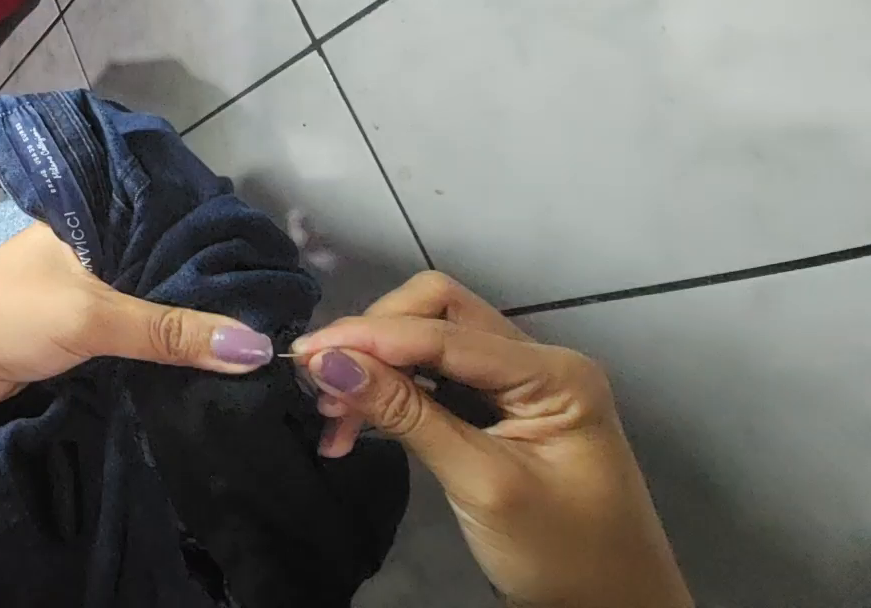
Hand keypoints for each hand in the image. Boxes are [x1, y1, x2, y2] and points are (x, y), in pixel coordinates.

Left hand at [0, 221, 276, 417]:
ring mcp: (83, 282)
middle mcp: (90, 241)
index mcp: (90, 215)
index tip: (272, 264)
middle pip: (161, 259)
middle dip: (206, 284)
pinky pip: (132, 325)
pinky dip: (161, 338)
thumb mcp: (92, 316)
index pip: (166, 217)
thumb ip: (169, 331)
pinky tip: (204, 353)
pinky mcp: (78, 322)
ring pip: (148, 295)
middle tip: (275, 306)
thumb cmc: (10, 313)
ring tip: (255, 330)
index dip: (213, 239)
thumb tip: (260, 347)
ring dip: (185, 315)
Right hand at [291, 273, 691, 607]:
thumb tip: (326, 361)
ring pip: (420, 337)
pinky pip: (424, 370)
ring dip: (371, 364)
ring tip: (332, 409)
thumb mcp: (481, 484)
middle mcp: (534, 360)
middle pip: (431, 313)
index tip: (306, 354)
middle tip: (323, 378)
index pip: (442, 330)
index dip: (369, 335)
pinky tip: (354, 419)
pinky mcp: (491, 400)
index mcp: (553, 374)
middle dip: (371, 340)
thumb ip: (405, 414)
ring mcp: (514, 378)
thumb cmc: (564, 558)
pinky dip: (384, 386)